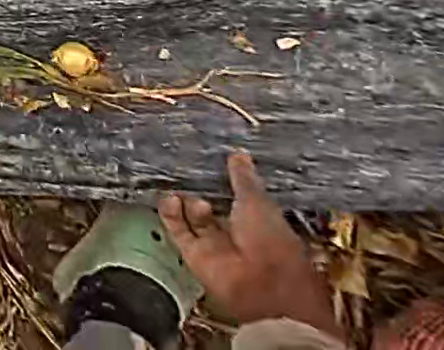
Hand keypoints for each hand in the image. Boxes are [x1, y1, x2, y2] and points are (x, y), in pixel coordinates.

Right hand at [158, 153, 340, 337]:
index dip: (223, 179)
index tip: (210, 160)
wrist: (264, 290)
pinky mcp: (194, 254)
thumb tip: (239, 154)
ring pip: (191, 215)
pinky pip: (178, 228)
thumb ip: (244, 179)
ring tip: (185, 191)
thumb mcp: (258, 204)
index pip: (235, 195)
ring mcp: (213, 244)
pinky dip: (171, 213)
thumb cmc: (273, 245)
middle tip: (187, 169)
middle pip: (210, 205)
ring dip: (185, 200)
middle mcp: (234, 233)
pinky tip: (171, 199)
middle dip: (198, 188)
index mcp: (257, 222)